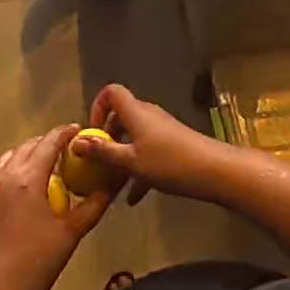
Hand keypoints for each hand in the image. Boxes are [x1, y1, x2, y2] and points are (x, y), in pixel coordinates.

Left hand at [0, 126, 112, 289]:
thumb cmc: (37, 262)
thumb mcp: (71, 233)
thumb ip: (93, 205)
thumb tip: (113, 185)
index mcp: (28, 178)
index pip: (48, 143)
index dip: (65, 133)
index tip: (79, 130)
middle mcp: (6, 176)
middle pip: (28, 146)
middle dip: (47, 141)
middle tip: (66, 148)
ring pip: (10, 157)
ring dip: (29, 153)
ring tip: (46, 163)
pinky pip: (0, 174)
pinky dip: (15, 169)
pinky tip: (27, 188)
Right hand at [76, 85, 240, 205]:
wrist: (213, 170)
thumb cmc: (168, 162)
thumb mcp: (130, 161)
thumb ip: (103, 151)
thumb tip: (76, 141)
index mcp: (135, 112)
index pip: (111, 93)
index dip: (98, 107)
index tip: (92, 132)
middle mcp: (147, 114)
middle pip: (121, 117)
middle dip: (107, 138)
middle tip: (98, 160)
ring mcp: (161, 129)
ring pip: (134, 137)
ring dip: (122, 155)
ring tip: (112, 181)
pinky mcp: (172, 143)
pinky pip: (147, 150)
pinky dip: (138, 168)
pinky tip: (133, 196)